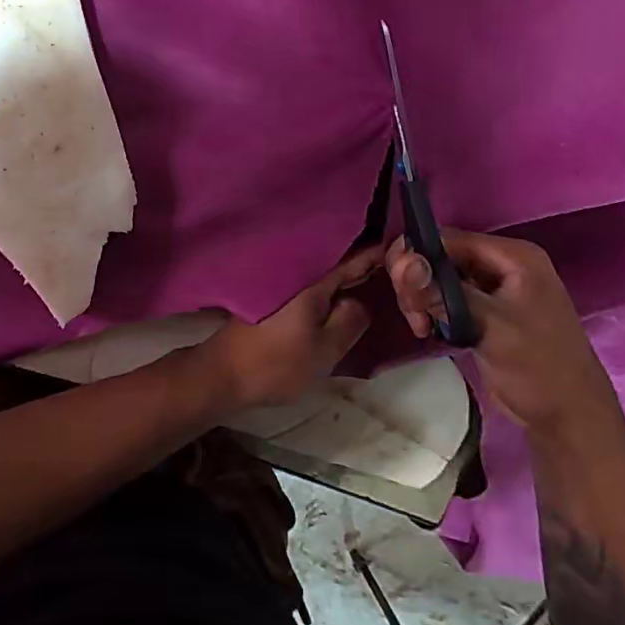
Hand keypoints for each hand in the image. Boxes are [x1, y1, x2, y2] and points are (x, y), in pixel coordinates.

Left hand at [197, 247, 381, 408]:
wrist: (224, 374)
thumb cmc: (276, 363)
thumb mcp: (325, 349)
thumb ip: (350, 321)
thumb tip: (359, 301)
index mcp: (312, 281)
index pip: (352, 259)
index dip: (377, 254)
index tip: (401, 250)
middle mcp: (297, 274)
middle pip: (336, 262)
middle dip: (363, 264)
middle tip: (392, 271)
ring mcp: (282, 285)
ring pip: (321, 274)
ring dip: (343, 277)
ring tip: (371, 282)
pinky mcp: (272, 298)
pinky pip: (307, 285)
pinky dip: (324, 289)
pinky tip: (336, 299)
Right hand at [385, 229, 618, 432]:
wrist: (569, 418)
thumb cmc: (537, 367)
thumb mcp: (488, 325)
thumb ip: (442, 292)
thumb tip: (400, 261)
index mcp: (513, 256)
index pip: (448, 238)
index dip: (417, 256)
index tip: (399, 289)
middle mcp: (503, 263)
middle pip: (441, 256)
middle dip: (418, 282)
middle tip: (413, 317)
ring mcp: (495, 287)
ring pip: (440, 276)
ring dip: (422, 298)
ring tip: (421, 327)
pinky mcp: (486, 309)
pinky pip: (448, 296)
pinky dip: (433, 309)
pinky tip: (429, 330)